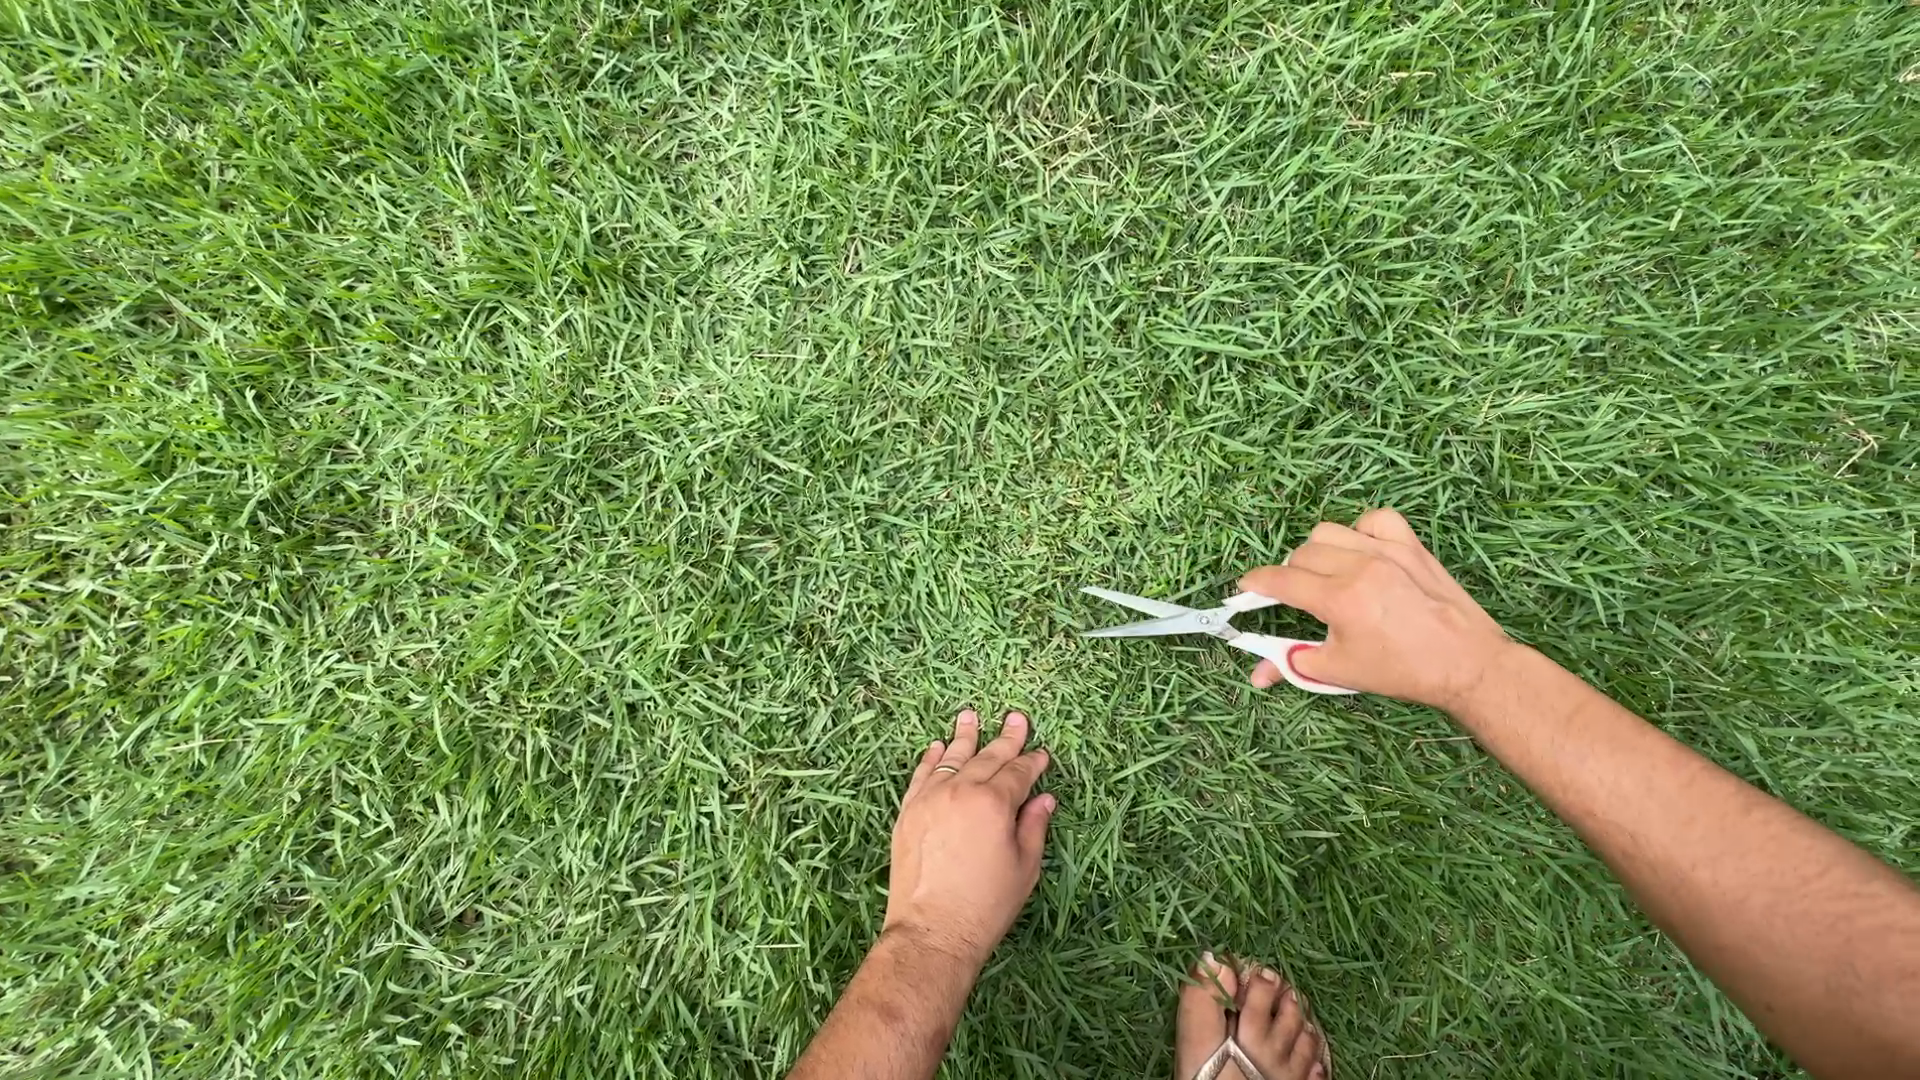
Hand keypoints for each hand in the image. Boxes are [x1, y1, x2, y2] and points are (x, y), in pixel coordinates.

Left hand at [882, 709, 1055, 967]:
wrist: (931, 931)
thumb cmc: (986, 905)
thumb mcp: (1023, 868)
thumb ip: (1033, 827)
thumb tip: (1044, 799)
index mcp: (994, 803)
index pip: (1018, 773)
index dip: (1032, 762)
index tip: (1041, 753)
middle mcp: (961, 790)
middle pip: (988, 757)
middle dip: (1005, 737)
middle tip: (1016, 718)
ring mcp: (931, 798)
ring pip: (951, 758)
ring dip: (964, 736)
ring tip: (969, 715)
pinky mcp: (908, 811)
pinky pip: (921, 775)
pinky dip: (930, 758)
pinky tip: (936, 747)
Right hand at [1240, 508, 1514, 710]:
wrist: (1468, 664)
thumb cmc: (1401, 671)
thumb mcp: (1339, 671)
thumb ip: (1290, 664)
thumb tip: (1256, 675)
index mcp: (1340, 599)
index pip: (1279, 581)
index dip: (1254, 584)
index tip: (1245, 590)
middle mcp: (1360, 567)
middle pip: (1300, 555)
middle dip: (1289, 575)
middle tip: (1296, 597)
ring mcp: (1388, 551)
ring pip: (1328, 532)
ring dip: (1318, 552)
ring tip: (1326, 574)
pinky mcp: (1411, 546)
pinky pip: (1373, 520)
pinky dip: (1360, 532)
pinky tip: (1361, 553)